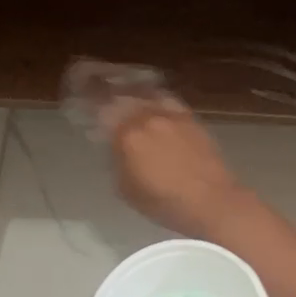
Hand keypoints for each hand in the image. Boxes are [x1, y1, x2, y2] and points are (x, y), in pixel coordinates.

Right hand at [104, 98, 253, 238]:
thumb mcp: (127, 190)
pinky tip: (154, 102)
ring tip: (126, 94)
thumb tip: (115, 148)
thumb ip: (117, 162)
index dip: (92, 106)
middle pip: (124, 98)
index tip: (85, 103)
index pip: (103, 113)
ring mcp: (170, 114)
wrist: (210, 200)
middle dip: (111, 97)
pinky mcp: (189, 117)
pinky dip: (156, 98)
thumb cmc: (164, 203)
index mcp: (127, 135)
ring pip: (145, 95)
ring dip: (133, 95)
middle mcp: (147, 118)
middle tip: (101, 94)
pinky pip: (166, 100)